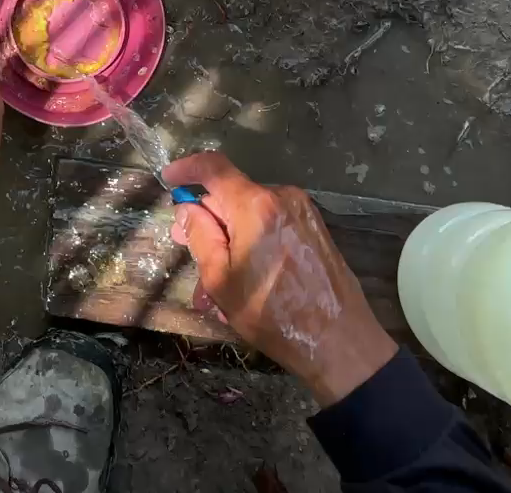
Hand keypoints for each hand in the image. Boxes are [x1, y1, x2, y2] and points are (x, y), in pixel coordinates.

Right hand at [164, 151, 397, 405]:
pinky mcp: (315, 228)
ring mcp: (302, 211)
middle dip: (206, 220)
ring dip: (229, 239)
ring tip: (216, 284)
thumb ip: (200, 235)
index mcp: (255, 205)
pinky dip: (252, 242)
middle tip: (187, 247)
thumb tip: (188, 208)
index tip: (167, 180)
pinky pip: (271, 224)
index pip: (213, 167)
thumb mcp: (221, 279)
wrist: (342, 344)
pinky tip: (246, 278)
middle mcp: (281, 197)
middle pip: (231, 195)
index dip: (186, 168)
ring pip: (250, 214)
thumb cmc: (273, 313)